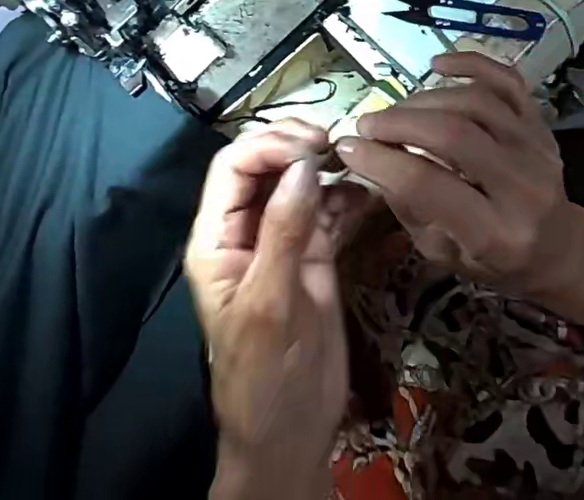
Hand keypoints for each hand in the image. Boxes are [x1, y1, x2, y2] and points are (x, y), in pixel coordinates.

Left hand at [185, 125, 347, 499]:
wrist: (291, 438)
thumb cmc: (266, 378)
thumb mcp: (271, 303)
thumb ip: (284, 232)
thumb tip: (303, 166)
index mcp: (216, 236)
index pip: (232, 167)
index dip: (267, 146)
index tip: (311, 145)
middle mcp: (244, 229)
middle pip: (263, 166)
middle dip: (295, 147)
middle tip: (335, 144)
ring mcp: (280, 240)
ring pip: (296, 184)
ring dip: (324, 167)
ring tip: (355, 160)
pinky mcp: (312, 255)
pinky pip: (326, 212)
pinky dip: (345, 197)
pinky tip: (366, 192)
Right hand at [336, 52, 583, 303]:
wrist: (559, 248)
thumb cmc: (492, 259)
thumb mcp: (441, 253)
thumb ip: (407, 206)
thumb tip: (370, 157)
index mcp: (496, 234)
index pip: (429, 186)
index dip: (381, 161)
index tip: (347, 147)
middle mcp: (523, 187)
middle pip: (455, 135)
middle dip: (399, 123)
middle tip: (367, 125)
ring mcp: (537, 148)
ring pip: (475, 102)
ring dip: (423, 100)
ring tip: (396, 112)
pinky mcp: (540, 122)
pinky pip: (506, 79)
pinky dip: (470, 63)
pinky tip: (436, 66)